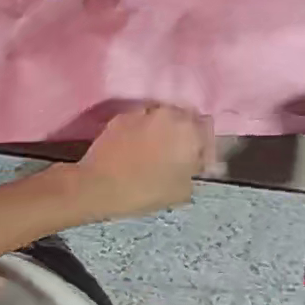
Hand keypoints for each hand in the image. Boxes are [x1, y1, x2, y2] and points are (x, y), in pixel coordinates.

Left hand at [61, 104, 212, 221]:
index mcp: (190, 129)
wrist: (97, 186)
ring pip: (158, 118)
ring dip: (160, 130)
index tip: (196, 162)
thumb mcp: (182, 190)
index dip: (203, 146)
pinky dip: (139, 131)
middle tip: (176, 154)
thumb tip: (192, 164)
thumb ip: (193, 171)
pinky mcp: (118, 118)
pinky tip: (133, 148)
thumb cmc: (144, 191)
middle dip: (182, 134)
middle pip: (183, 118)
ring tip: (153, 150)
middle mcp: (167, 113)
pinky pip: (137, 122)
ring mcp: (140, 113)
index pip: (207, 128)